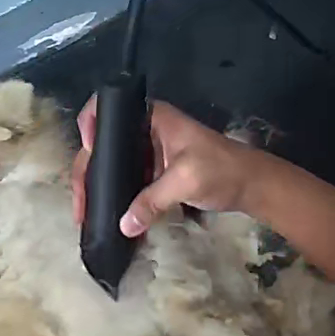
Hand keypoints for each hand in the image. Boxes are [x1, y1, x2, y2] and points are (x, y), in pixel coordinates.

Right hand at [71, 99, 270, 236]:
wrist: (253, 185)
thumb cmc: (222, 170)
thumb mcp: (185, 181)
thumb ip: (152, 201)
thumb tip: (124, 226)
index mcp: (153, 118)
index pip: (108, 110)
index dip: (89, 127)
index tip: (86, 157)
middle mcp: (148, 130)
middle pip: (106, 144)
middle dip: (89, 172)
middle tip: (81, 206)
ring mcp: (153, 151)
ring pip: (116, 165)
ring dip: (102, 187)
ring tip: (88, 216)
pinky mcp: (159, 171)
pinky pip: (132, 181)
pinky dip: (121, 197)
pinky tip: (111, 218)